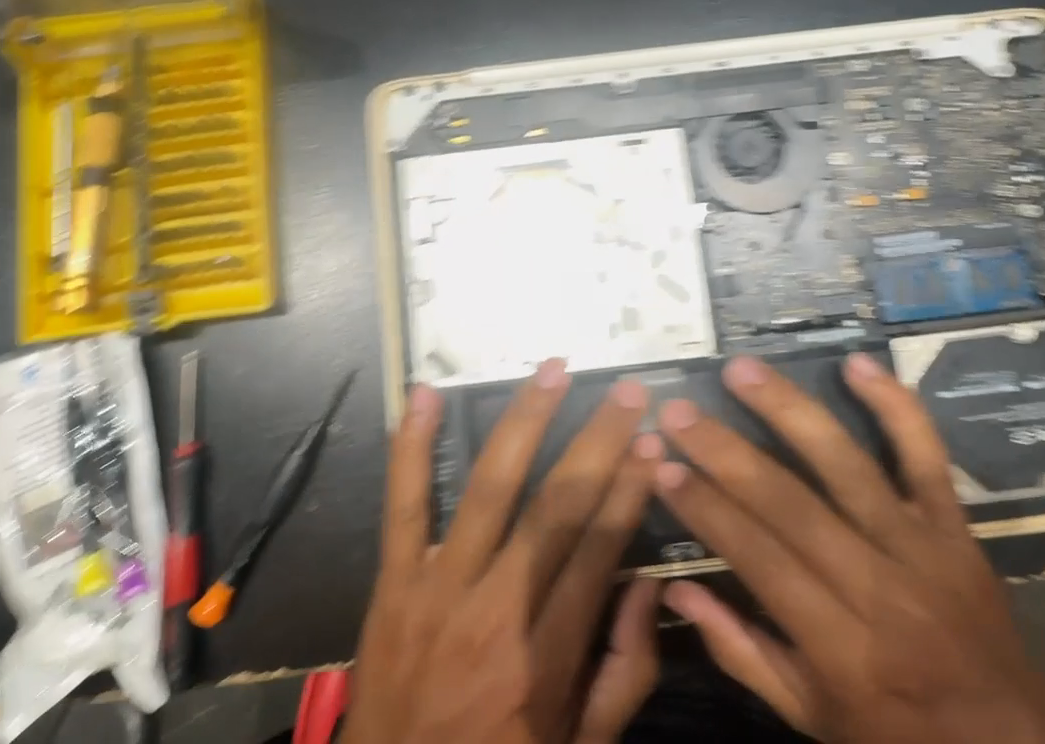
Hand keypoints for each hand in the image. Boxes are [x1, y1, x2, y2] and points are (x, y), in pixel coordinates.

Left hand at [343, 360, 666, 743]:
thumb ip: (624, 673)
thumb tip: (648, 587)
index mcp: (546, 655)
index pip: (599, 549)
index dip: (630, 489)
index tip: (652, 440)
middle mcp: (495, 609)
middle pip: (557, 508)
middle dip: (597, 443)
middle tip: (628, 393)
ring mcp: (436, 587)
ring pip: (488, 488)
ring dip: (524, 422)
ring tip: (553, 371)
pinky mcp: (391, 581)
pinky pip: (402, 505)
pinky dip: (410, 447)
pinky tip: (425, 394)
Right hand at [652, 354, 1044, 743]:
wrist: (1012, 741)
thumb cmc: (894, 731)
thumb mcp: (809, 716)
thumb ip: (741, 653)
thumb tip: (677, 591)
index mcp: (841, 646)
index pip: (759, 558)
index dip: (707, 509)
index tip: (662, 466)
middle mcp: (881, 587)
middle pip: (793, 505)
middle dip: (727, 452)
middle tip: (680, 411)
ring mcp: (924, 548)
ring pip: (849, 466)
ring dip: (790, 412)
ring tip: (742, 371)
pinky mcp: (957, 526)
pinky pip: (927, 457)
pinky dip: (897, 407)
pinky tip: (858, 364)